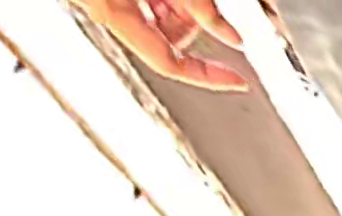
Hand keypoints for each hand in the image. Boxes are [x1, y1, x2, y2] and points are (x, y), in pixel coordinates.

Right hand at [72, 0, 248, 90]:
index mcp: (108, 11)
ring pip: (157, 15)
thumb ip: (196, 4)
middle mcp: (100, 6)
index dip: (209, 76)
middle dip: (188, 18)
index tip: (240, 81)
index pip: (170, 64)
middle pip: (169, 36)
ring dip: (174, 3)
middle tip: (197, 0)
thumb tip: (232, 37)